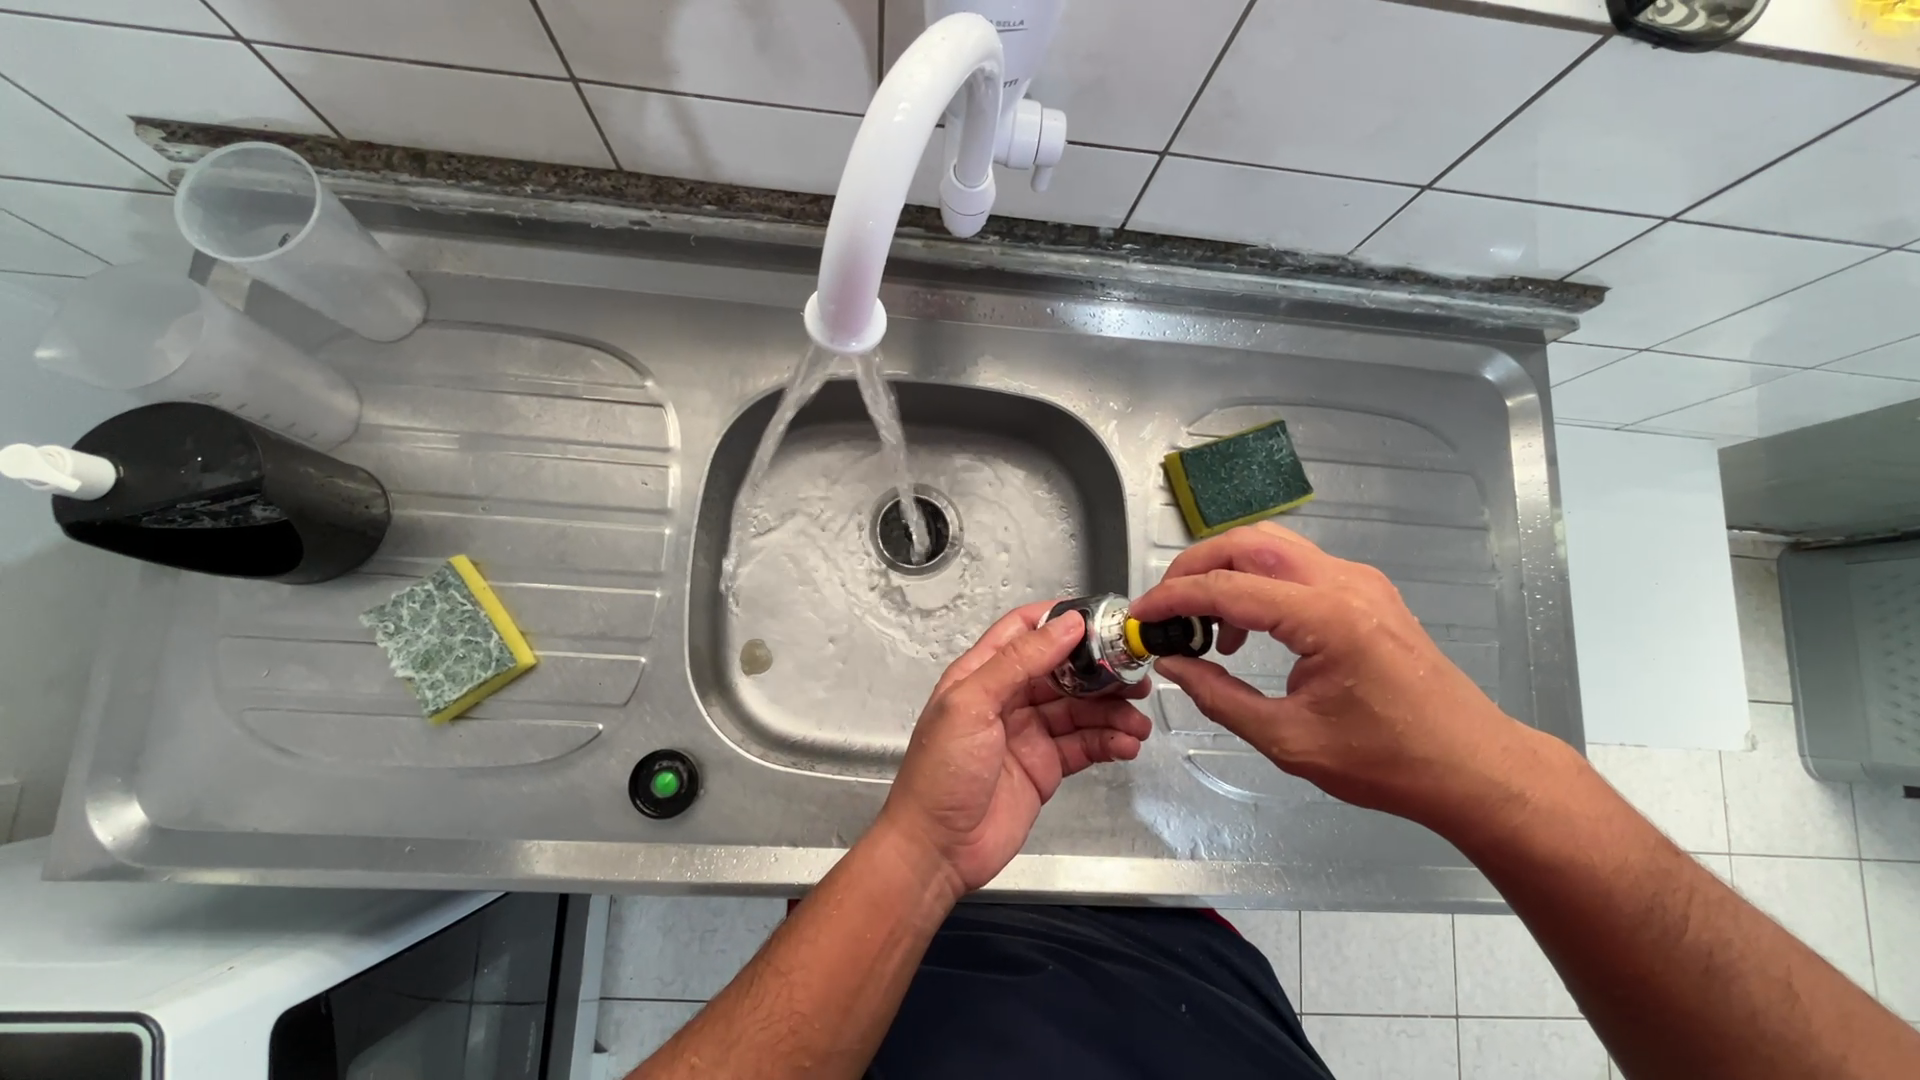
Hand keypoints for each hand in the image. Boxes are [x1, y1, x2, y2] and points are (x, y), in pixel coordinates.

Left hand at [876, 601, 1152, 894]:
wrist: (938, 848)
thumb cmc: (940, 773)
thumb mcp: (972, 705)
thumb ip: (1019, 663)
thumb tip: (1065, 626)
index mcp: (982, 675)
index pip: (1023, 631)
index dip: (1060, 620)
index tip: (1100, 619)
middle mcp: (1007, 699)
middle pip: (1062, 670)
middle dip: (1099, 670)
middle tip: (1134, 674)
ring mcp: (1028, 733)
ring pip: (1080, 709)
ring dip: (1112, 711)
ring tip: (1137, 722)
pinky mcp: (1045, 767)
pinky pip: (1084, 745)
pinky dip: (1108, 742)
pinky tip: (1126, 745)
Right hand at [1129, 523, 1545, 833]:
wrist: (1474, 766)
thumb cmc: (1385, 762)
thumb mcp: (1288, 740)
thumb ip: (1219, 697)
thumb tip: (1172, 665)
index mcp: (1327, 618)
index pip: (1228, 588)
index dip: (1173, 599)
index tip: (1140, 618)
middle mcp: (1344, 582)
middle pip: (1248, 541)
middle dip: (1194, 567)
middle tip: (1164, 607)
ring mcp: (1360, 581)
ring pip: (1272, 544)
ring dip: (1226, 571)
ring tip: (1203, 623)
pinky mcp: (1367, 591)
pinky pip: (1296, 566)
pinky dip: (1257, 582)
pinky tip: (1248, 629)